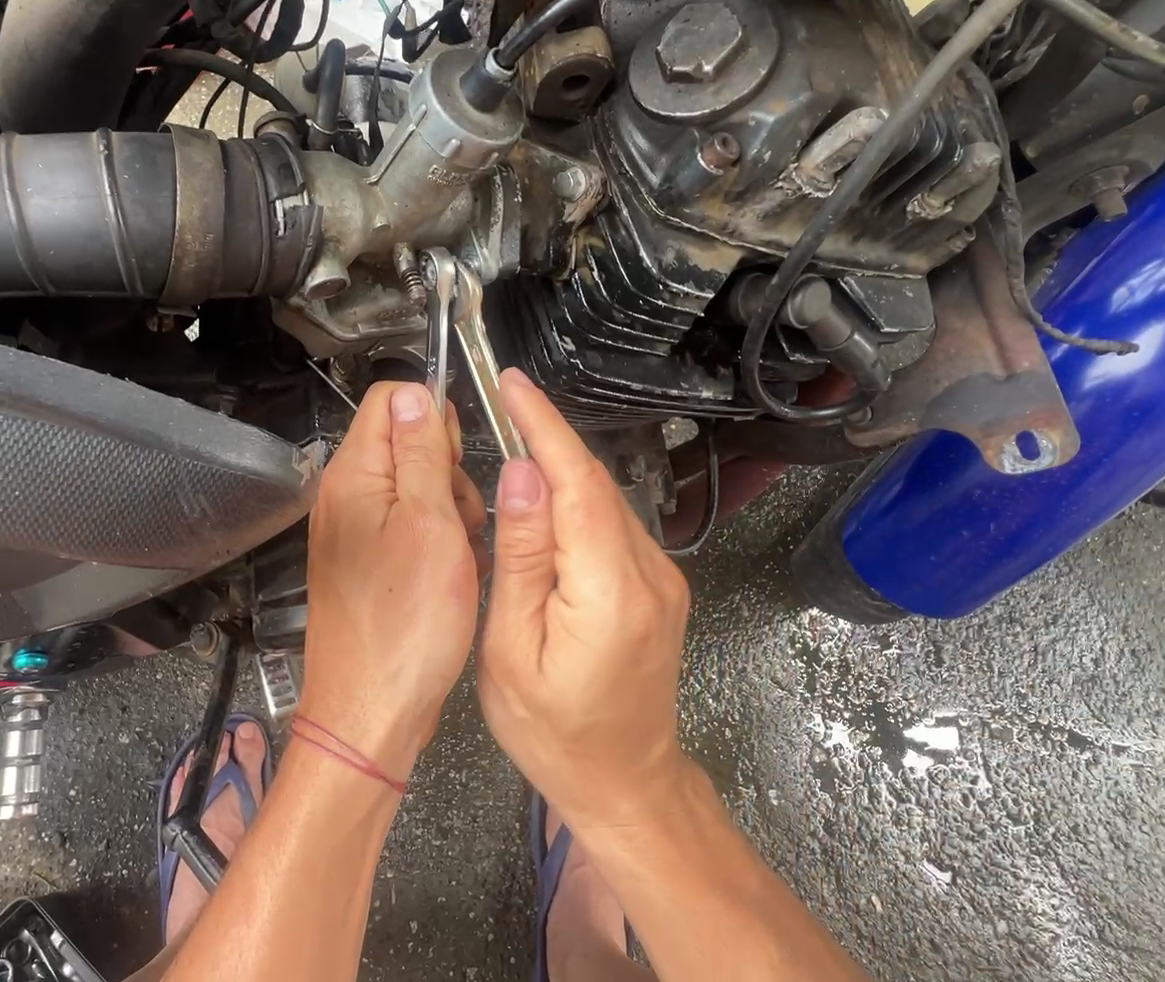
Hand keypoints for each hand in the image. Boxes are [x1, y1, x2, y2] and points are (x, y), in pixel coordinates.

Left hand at [300, 383, 487, 781]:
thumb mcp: (429, 525)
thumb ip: (422, 454)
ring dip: (451, 513)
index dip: (432, 415)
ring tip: (463, 556)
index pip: (389, 400)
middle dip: (448, 472)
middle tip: (462, 520)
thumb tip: (414, 391)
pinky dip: (441, 545)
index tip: (457, 459)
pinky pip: (413, 531)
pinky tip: (454, 577)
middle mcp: (346, 497)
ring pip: (418, 490)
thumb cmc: (405, 626)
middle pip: (407, 444)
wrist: (371, 712)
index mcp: (354, 475)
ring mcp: (356, 533)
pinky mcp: (370, 565)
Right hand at [477, 369, 693, 828]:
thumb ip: (520, 558)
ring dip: (560, 465)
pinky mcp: (660, 586)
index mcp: (609, 591)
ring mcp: (663, 579)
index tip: (511, 383)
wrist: (623, 780)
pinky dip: (576, 498)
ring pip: (606, 500)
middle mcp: (650, 574)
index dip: (544, 426)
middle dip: (548, 436)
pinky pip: (613, 524)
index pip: (578, 485)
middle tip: (501, 400)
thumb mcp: (511, 650)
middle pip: (595, 484)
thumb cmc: (552, 730)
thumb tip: (520, 474)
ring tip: (513, 436)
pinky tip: (543, 495)